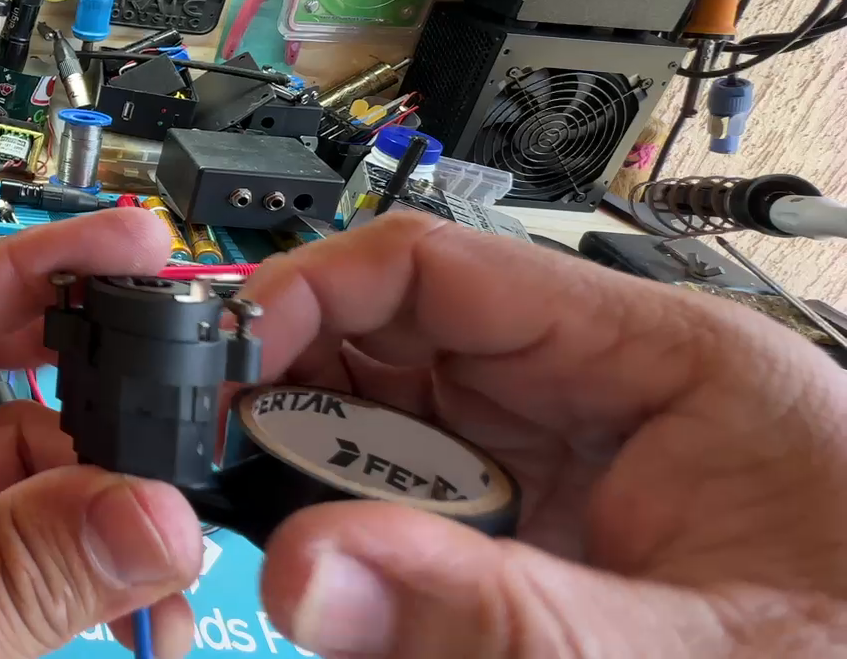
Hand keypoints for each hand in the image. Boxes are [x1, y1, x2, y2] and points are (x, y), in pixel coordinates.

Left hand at [0, 209, 207, 658]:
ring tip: (174, 514)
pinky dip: (83, 543)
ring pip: (13, 441)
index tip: (132, 238)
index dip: (33, 261)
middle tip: (179, 351)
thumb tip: (161, 514)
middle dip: (79, 350)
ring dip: (97, 471)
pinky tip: (138, 591)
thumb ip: (12, 579)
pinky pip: (18, 521)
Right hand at [244, 212, 846, 655]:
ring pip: (373, 407)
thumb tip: (303, 572)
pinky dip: (343, 511)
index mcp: (656, 358)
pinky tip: (336, 555)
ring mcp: (541, 447)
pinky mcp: (518, 506)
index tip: (229, 357)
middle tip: (228, 448)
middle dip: (294, 384)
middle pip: (383, 331)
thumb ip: (501, 622)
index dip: (309, 289)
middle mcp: (579, 384)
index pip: (432, 263)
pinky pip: (393, 477)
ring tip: (276, 508)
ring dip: (312, 454)